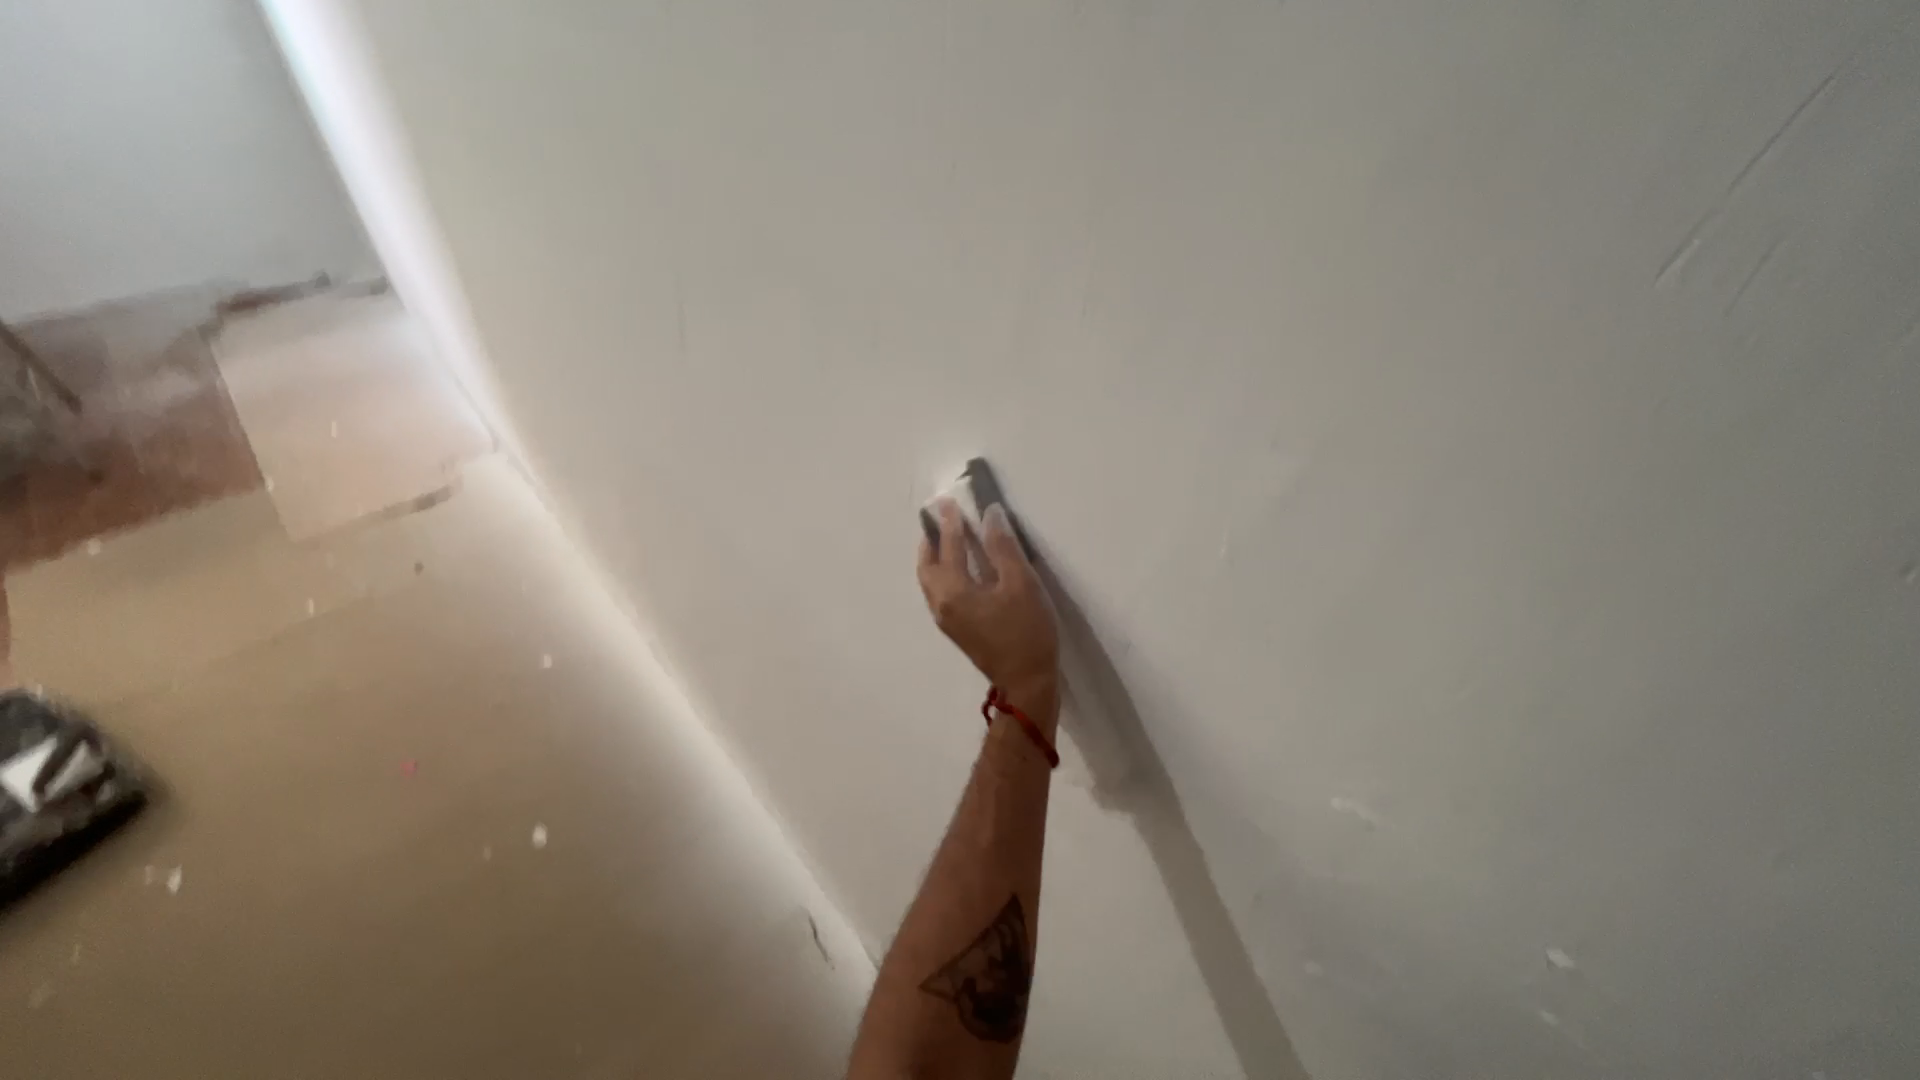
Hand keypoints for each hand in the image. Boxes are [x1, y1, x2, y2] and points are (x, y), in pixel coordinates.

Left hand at [917, 499, 1058, 704]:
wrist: (1026, 682)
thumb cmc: (1026, 631)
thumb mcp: (1021, 584)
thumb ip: (1003, 547)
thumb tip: (990, 515)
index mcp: (953, 591)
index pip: (948, 547)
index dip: (950, 522)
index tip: (946, 501)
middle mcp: (941, 604)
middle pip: (927, 566)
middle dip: (931, 540)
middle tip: (940, 518)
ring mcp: (946, 619)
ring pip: (930, 581)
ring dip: (935, 557)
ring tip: (946, 538)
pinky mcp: (956, 629)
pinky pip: (939, 592)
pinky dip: (943, 573)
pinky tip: (959, 568)